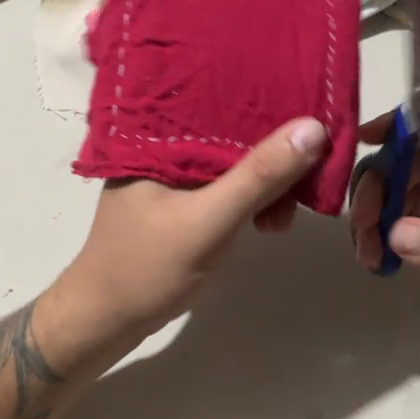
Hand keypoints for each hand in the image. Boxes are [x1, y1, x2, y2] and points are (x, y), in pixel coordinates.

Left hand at [59, 117, 327, 333]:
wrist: (106, 321)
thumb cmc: (147, 267)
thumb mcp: (208, 221)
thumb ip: (259, 177)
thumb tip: (313, 126)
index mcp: (158, 134)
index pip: (219, 98)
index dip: (266, 101)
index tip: (312, 106)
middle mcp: (167, 145)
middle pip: (233, 131)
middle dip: (274, 151)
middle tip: (311, 175)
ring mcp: (176, 176)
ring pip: (236, 163)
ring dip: (268, 185)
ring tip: (284, 218)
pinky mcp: (185, 202)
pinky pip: (230, 188)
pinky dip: (254, 202)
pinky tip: (271, 224)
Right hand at [348, 112, 419, 377]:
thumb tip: (395, 232)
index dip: (407, 129)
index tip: (367, 141)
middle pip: (416, 161)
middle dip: (382, 184)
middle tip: (359, 222)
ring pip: (405, 190)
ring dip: (377, 213)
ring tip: (366, 253)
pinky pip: (407, 221)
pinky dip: (386, 235)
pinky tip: (376, 260)